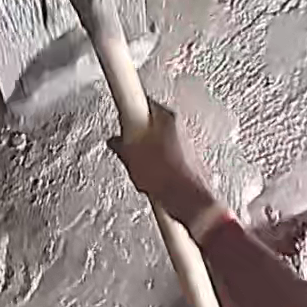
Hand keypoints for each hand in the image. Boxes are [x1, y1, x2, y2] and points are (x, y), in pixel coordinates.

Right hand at [108, 101, 222, 226]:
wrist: (191, 203)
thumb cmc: (168, 179)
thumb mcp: (132, 159)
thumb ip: (120, 145)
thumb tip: (115, 141)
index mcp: (167, 118)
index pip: (143, 103)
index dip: (128, 112)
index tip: (121, 120)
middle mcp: (180, 127)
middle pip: (151, 123)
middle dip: (137, 135)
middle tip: (127, 148)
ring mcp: (187, 143)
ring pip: (159, 140)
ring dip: (148, 150)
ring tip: (140, 167)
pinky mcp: (190, 159)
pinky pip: (168, 154)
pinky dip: (159, 162)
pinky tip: (153, 177)